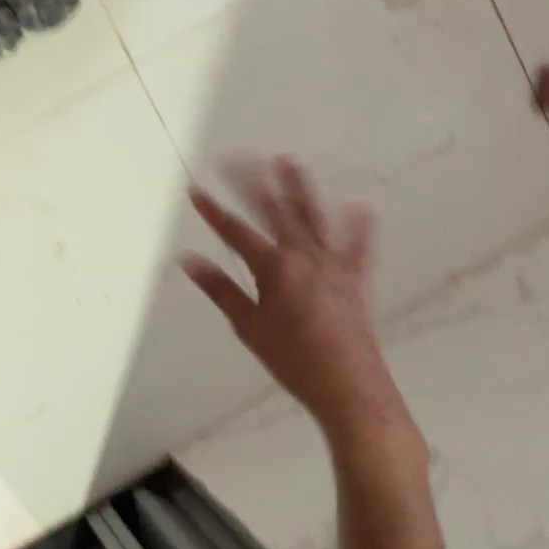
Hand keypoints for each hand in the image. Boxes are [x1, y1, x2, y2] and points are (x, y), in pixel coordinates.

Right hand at [182, 157, 414, 444]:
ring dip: (299, 188)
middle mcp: (304, 258)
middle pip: (274, 211)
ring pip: (313, 218)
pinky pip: (357, 247)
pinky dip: (358, 226)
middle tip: (237, 157)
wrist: (351, 391)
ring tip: (287, 161)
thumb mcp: (248, 326)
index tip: (196, 188)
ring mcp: (334, 266)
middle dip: (253, 182)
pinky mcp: (356, 281)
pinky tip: (360, 207)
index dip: (213, 210)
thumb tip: (188, 260)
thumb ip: (220, 290)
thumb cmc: (292, 361)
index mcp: (274, 268)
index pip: (235, 232)